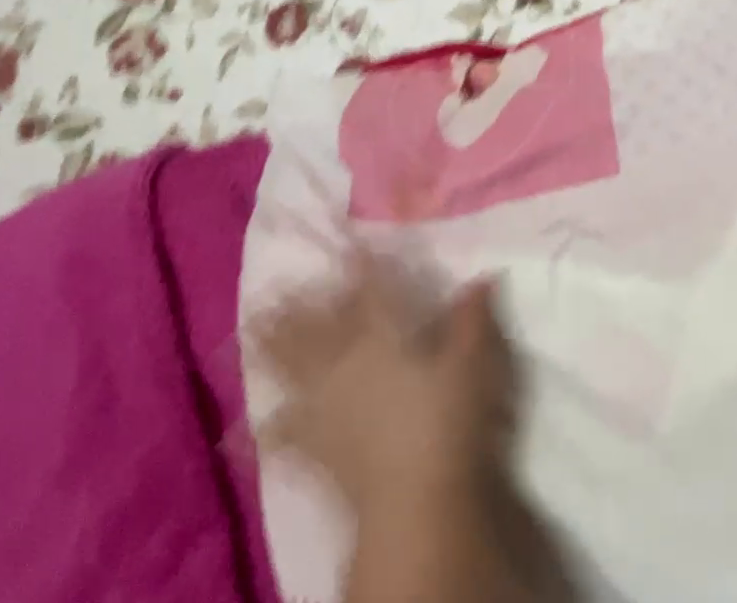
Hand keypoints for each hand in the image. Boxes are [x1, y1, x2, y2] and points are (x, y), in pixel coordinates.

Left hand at [254, 249, 513, 513]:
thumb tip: (483, 278)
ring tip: (254, 326)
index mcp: (382, 338)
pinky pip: (279, 432)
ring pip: (285, 366)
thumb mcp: (474, 363)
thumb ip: (473, 319)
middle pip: (313, 324)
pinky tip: (252, 425)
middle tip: (284, 284)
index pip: (370, 291)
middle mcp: (342, 363)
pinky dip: (265, 426)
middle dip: (299, 302)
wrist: (414, 497)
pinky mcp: (311, 446)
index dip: (361, 264)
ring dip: (268, 344)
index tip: (351, 240)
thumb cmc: (450, 420)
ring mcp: (319, 406)